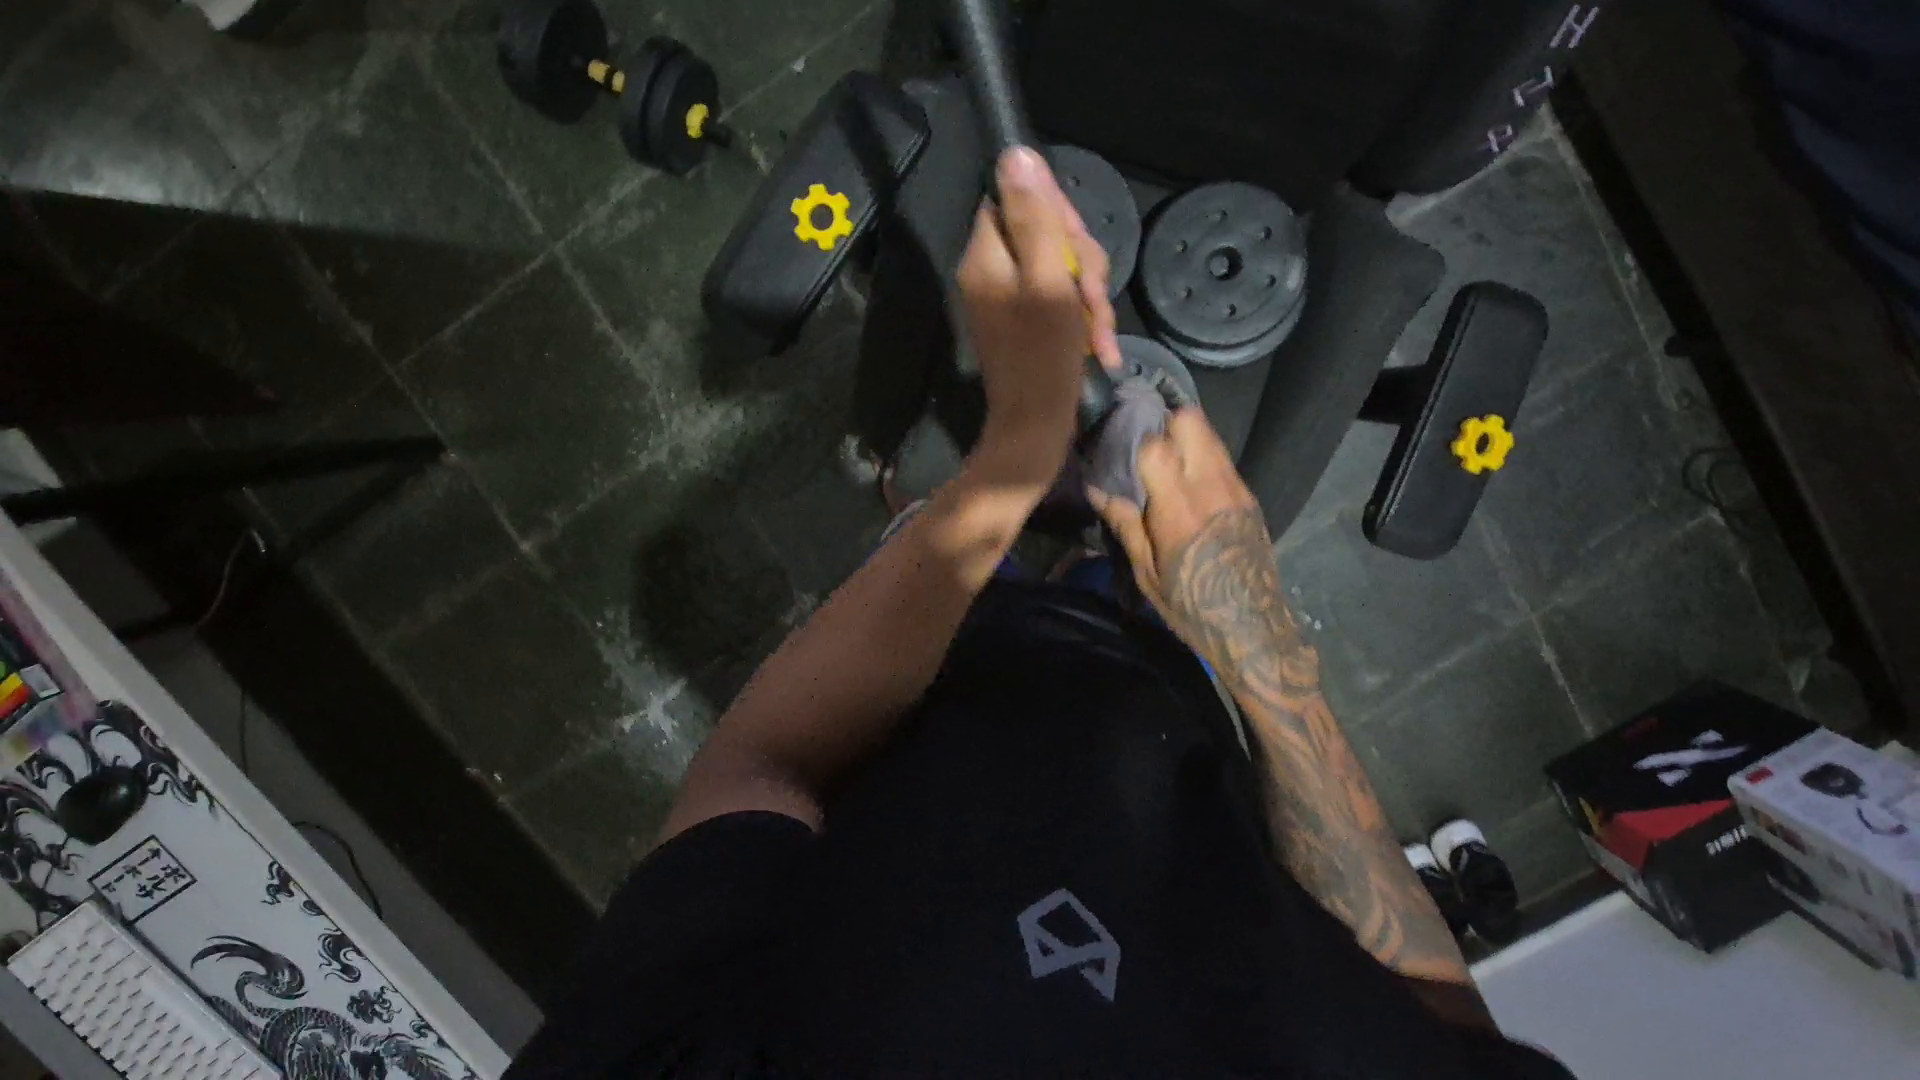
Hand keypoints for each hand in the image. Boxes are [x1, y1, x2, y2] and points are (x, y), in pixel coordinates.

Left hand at [957, 147, 1120, 472]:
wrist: (1036, 429)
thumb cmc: (1043, 359)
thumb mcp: (1048, 281)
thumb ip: (1034, 219)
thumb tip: (1015, 153)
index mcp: (986, 256)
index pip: (1014, 199)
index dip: (1053, 211)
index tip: (1076, 243)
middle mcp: (992, 272)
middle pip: (1042, 232)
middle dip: (1081, 261)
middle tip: (1092, 296)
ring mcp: (1009, 299)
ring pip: (1060, 266)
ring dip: (1089, 294)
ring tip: (1098, 330)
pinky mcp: (1026, 321)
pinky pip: (1059, 297)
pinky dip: (1082, 316)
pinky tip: (1097, 344)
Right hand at [1089, 408, 1265, 628]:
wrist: (1251, 624)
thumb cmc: (1189, 603)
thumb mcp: (1146, 571)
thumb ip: (1124, 524)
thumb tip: (1097, 490)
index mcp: (1177, 507)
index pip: (1155, 446)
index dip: (1136, 442)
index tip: (1123, 452)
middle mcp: (1209, 486)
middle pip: (1191, 421)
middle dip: (1167, 424)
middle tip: (1149, 447)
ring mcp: (1235, 487)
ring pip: (1210, 434)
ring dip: (1187, 438)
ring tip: (1168, 460)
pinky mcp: (1249, 496)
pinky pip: (1222, 459)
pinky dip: (1203, 458)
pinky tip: (1190, 482)